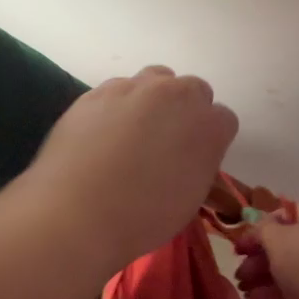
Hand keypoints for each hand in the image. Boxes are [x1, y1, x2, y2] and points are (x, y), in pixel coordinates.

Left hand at [14, 65, 238, 271]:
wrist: (76, 214)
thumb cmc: (142, 218)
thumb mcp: (189, 199)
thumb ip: (198, 164)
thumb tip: (186, 156)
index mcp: (208, 125)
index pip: (223, 119)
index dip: (209, 139)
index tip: (195, 158)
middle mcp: (175, 95)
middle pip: (192, 90)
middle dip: (184, 111)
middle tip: (166, 144)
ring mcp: (133, 88)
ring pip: (153, 80)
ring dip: (152, 100)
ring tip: (134, 133)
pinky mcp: (96, 92)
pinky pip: (116, 91)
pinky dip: (116, 107)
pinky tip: (103, 135)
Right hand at [234, 202, 298, 298]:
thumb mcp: (278, 241)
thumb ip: (262, 230)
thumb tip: (259, 226)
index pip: (281, 214)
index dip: (256, 230)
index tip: (237, 249)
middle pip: (285, 242)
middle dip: (257, 258)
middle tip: (238, 274)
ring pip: (291, 266)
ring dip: (264, 276)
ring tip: (243, 290)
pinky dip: (278, 289)